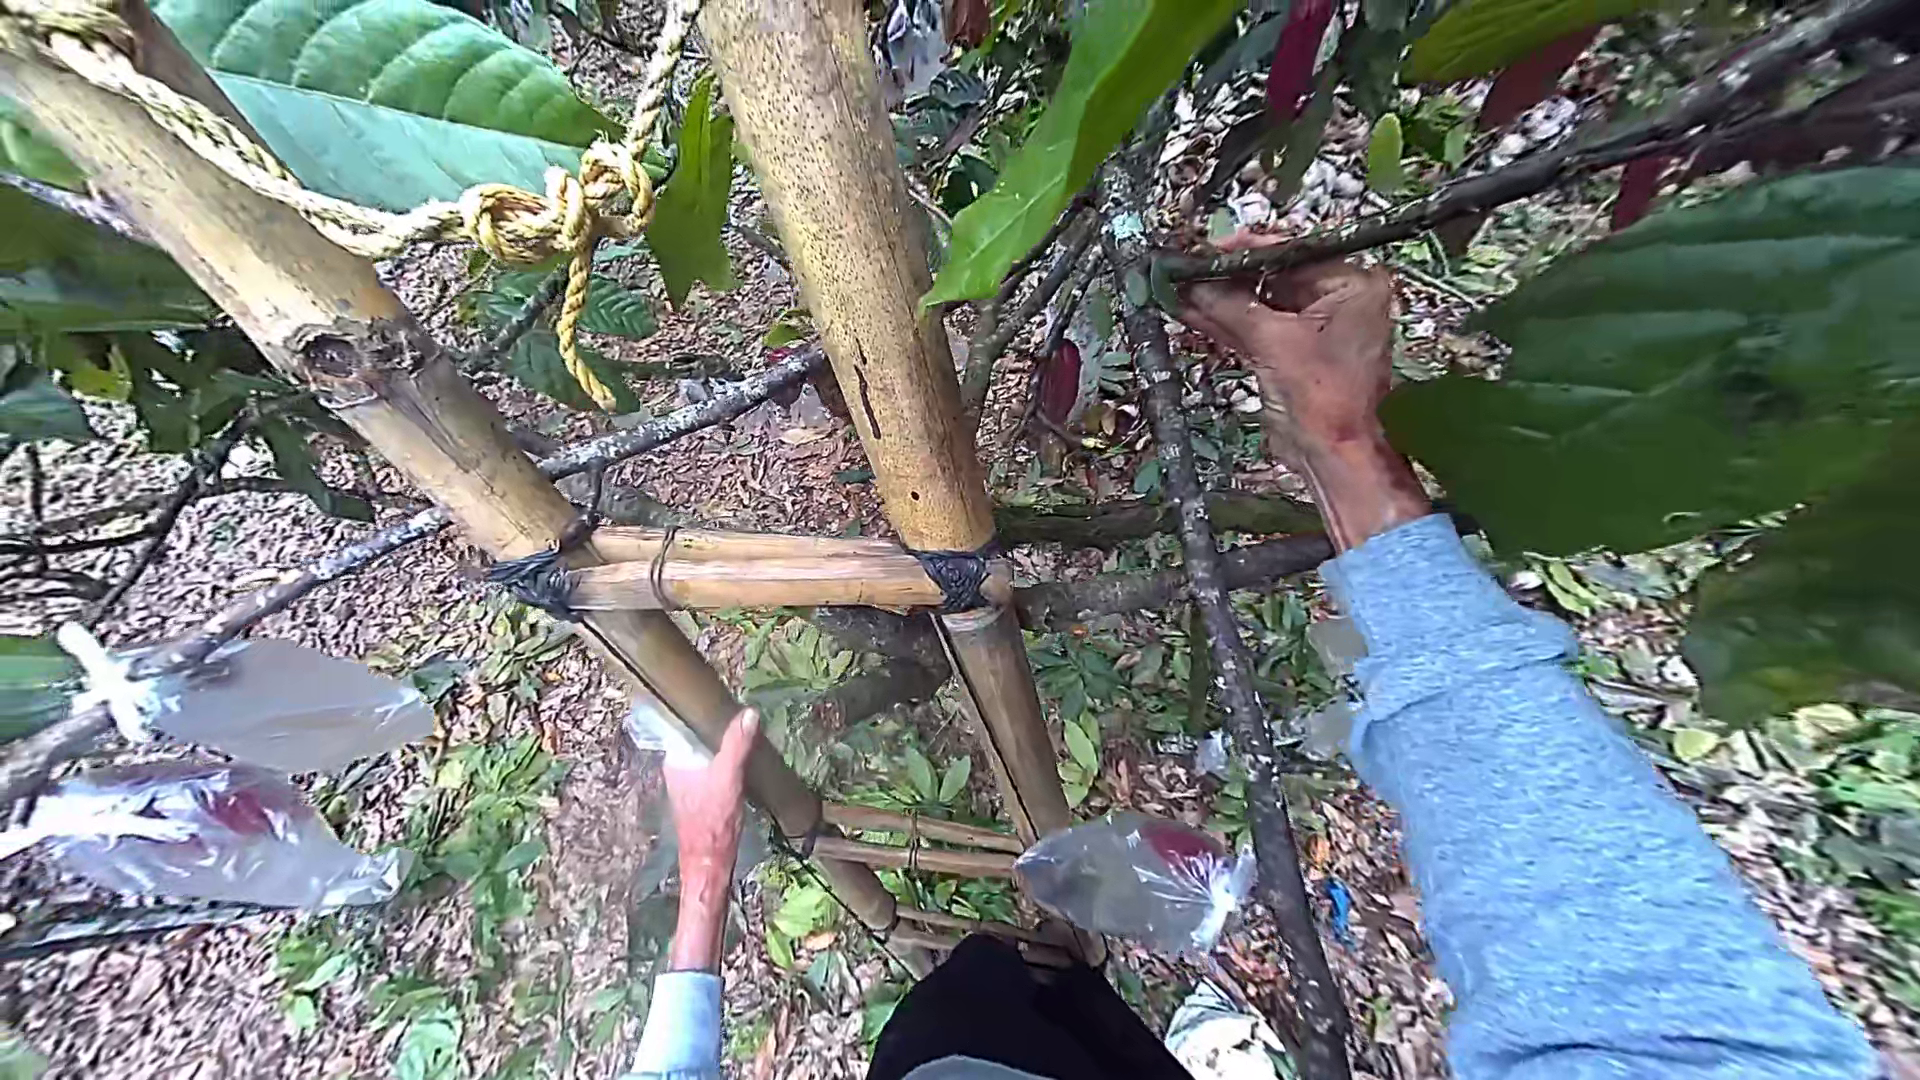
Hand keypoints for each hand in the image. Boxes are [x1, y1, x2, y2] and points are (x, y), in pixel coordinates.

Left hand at [662, 707, 757, 970]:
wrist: (711, 862)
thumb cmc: (712, 819)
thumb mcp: (727, 777)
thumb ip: (736, 745)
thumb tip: (749, 712)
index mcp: (676, 759)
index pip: (675, 721)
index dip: (685, 704)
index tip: (699, 685)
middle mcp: (678, 766)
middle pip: (692, 732)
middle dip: (708, 717)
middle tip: (730, 698)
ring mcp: (690, 778)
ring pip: (703, 746)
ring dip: (718, 735)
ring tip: (740, 719)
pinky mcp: (703, 788)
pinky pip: (712, 759)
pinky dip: (724, 751)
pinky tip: (742, 749)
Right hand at [1178, 232, 1426, 550]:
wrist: (1330, 450)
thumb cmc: (1324, 396)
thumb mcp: (1275, 342)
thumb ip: (1234, 309)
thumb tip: (1197, 287)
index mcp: (1350, 285)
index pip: (1292, 253)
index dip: (1247, 251)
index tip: (1209, 251)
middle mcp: (1332, 302)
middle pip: (1269, 279)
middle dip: (1226, 279)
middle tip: (1187, 270)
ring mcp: (1306, 330)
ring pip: (1254, 307)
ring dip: (1217, 303)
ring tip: (1179, 289)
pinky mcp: (1284, 355)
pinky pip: (1249, 331)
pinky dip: (1222, 325)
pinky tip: (1191, 313)